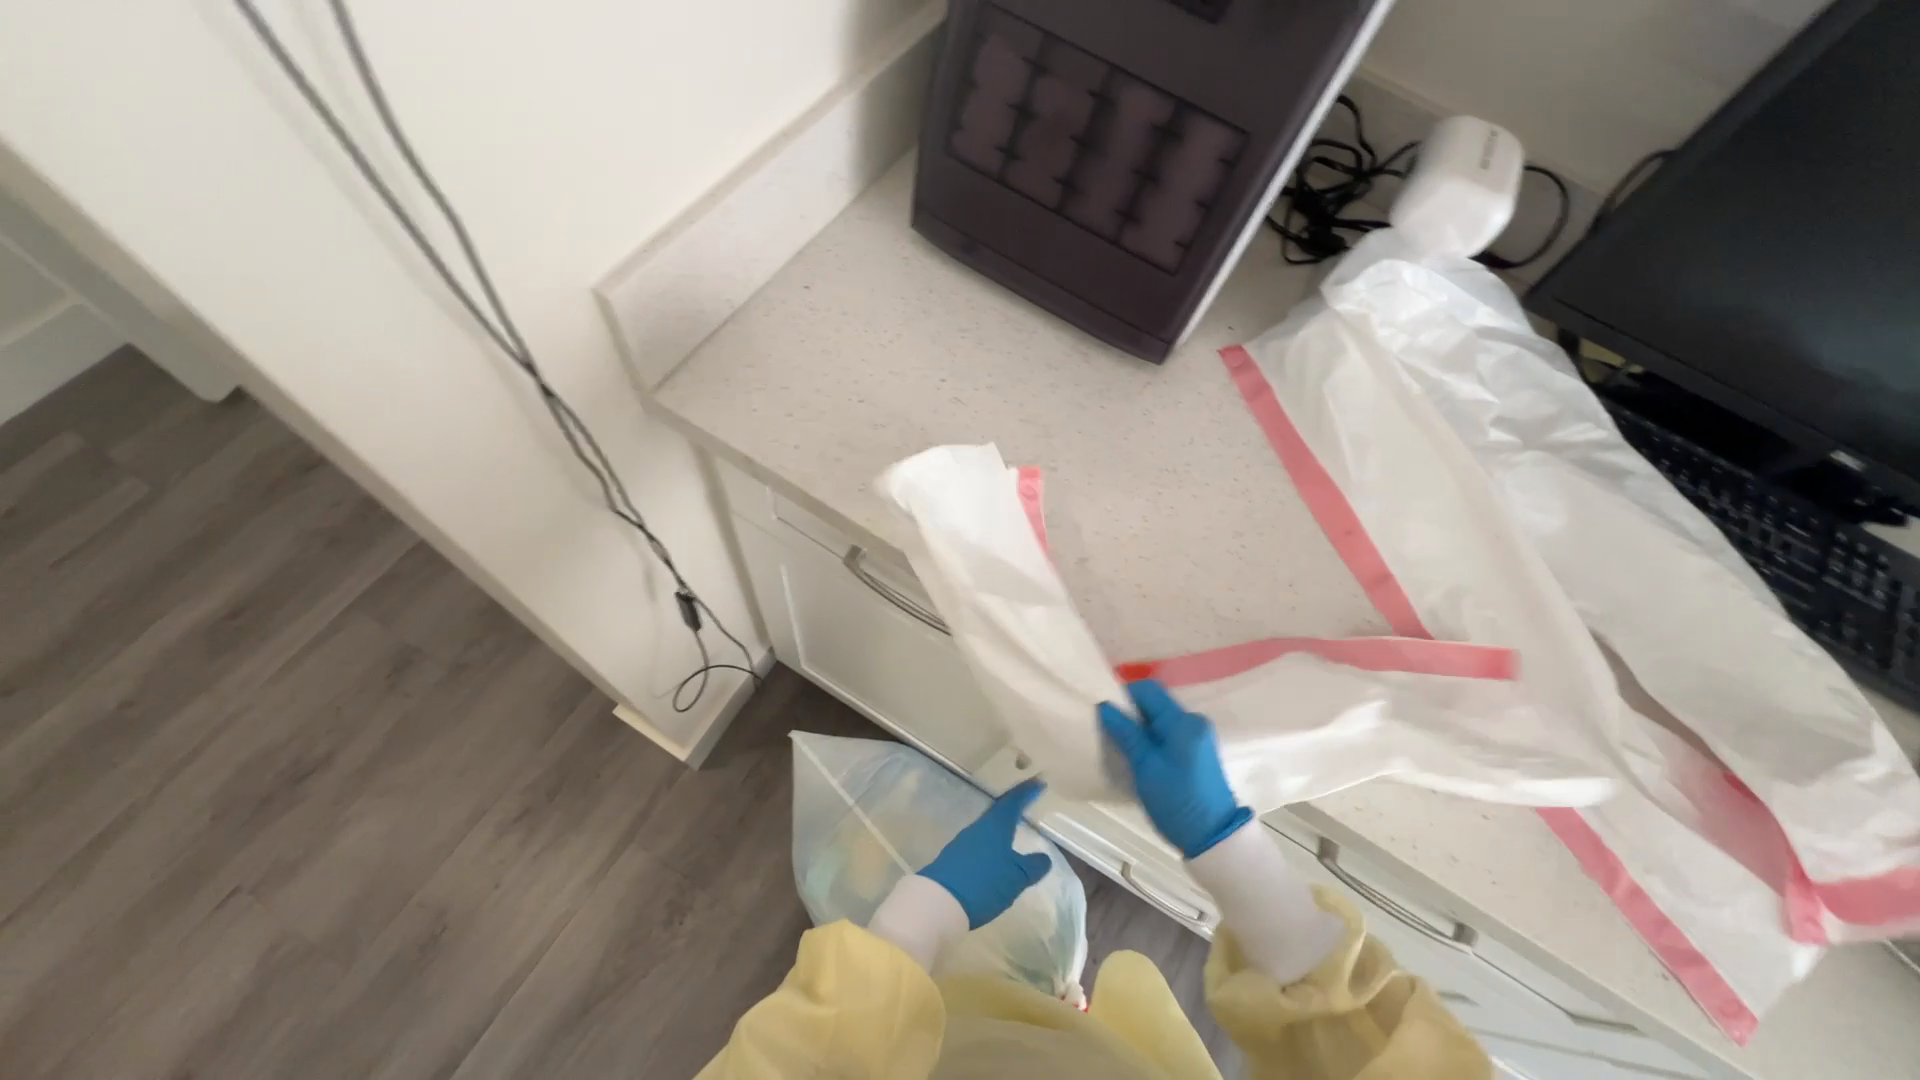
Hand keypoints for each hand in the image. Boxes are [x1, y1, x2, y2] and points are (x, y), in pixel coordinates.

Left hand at [919, 779, 1052, 928]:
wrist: (939, 902)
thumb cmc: (984, 882)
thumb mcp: (1016, 877)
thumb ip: (1032, 866)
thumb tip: (1044, 858)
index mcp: (995, 826)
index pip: (1013, 801)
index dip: (1026, 791)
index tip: (1038, 781)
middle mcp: (978, 828)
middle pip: (998, 811)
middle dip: (1013, 805)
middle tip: (1027, 801)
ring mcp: (963, 843)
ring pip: (987, 827)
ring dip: (1001, 825)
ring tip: (1014, 827)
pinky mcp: (954, 858)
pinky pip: (979, 843)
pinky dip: (991, 842)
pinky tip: (995, 854)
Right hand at [1099, 679, 1251, 858]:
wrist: (1214, 838)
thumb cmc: (1177, 801)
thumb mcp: (1145, 767)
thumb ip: (1126, 733)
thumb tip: (1104, 706)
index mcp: (1183, 721)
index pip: (1147, 690)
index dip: (1123, 697)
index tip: (1106, 716)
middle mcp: (1194, 721)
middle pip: (1155, 704)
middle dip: (1131, 715)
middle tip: (1111, 735)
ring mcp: (1199, 736)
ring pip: (1160, 720)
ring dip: (1140, 729)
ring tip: (1123, 750)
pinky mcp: (1198, 751)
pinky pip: (1169, 733)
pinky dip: (1153, 740)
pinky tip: (1141, 759)